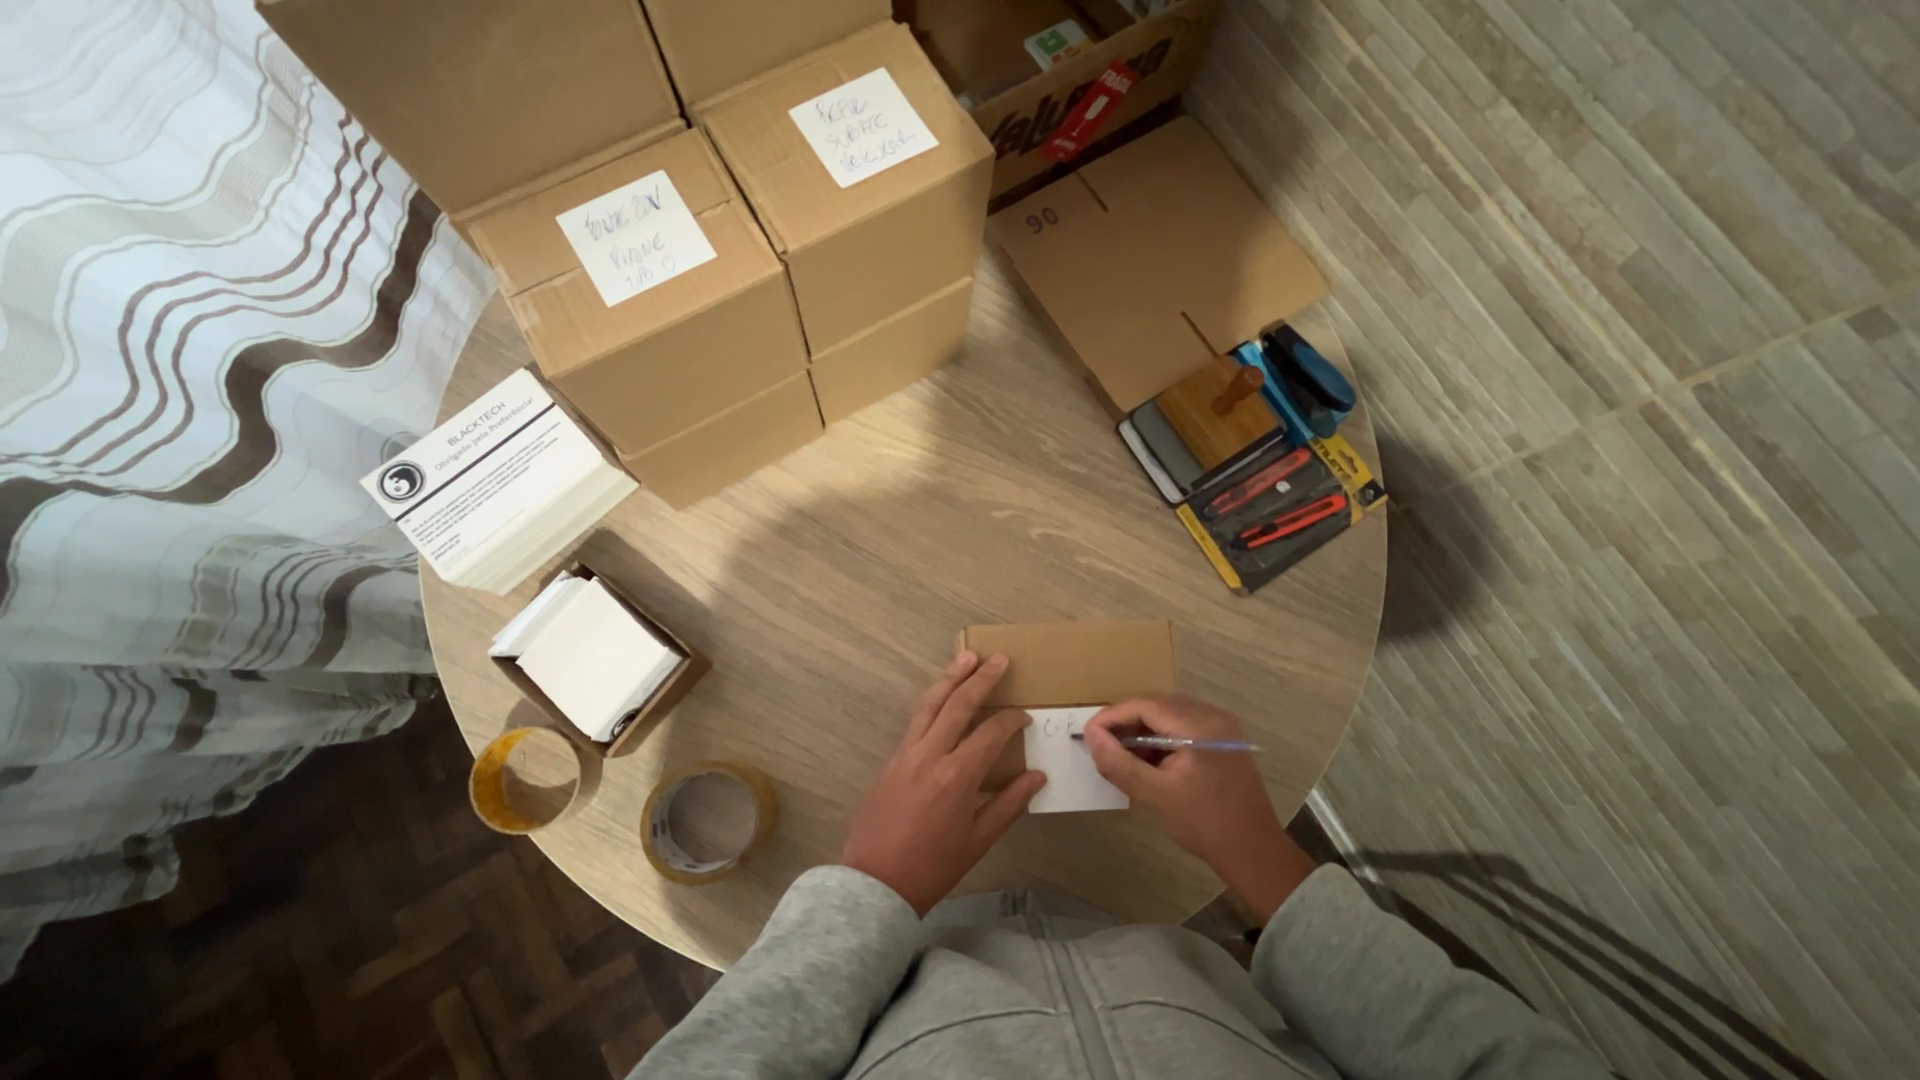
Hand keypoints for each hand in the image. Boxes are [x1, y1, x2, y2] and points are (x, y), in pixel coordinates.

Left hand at [841, 651, 1047, 914]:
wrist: (876, 882)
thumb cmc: (933, 867)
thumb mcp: (979, 840)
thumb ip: (1009, 804)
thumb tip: (1037, 776)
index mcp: (957, 776)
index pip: (991, 732)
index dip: (1011, 720)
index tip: (1024, 717)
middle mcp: (930, 755)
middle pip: (958, 704)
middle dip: (981, 679)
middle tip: (999, 660)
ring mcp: (906, 754)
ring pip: (929, 704)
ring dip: (950, 678)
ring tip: (966, 656)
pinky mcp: (890, 760)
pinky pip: (914, 721)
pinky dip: (931, 702)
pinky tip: (940, 695)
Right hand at [1085, 695, 1315, 921]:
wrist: (1254, 851)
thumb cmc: (1204, 823)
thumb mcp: (1155, 795)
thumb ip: (1119, 763)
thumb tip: (1091, 737)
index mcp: (1199, 724)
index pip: (1145, 704)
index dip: (1112, 716)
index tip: (1088, 735)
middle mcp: (1212, 716)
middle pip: (1157, 705)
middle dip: (1125, 722)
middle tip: (1100, 744)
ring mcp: (1220, 728)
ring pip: (1169, 715)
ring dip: (1142, 731)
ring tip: (1119, 755)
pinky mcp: (1222, 742)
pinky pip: (1182, 728)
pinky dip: (1160, 739)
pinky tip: (1147, 761)